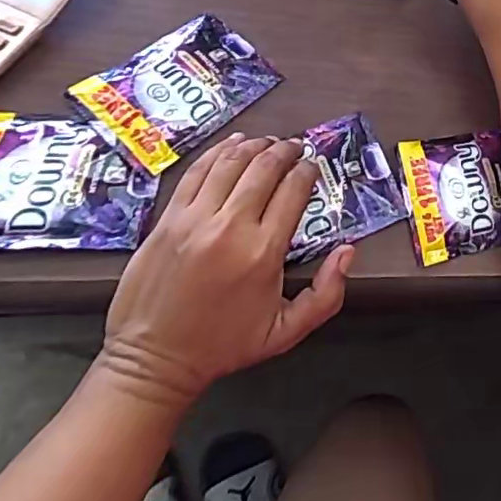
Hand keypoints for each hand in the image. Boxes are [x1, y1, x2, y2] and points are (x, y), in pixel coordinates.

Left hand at [99, 135, 353, 408]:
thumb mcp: (286, 332)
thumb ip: (327, 294)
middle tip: (295, 147)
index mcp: (263, 252)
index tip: (312, 166)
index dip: (307, 171)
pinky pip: (197, 171)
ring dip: (254, 145)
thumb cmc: (222, 346)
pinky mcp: (169, 217)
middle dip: (285, 151)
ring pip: (231, 163)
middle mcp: (231, 227)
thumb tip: (347, 250)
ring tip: (267, 141)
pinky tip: (232, 144)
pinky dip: (218, 151)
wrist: (153, 359)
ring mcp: (195, 218)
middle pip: (264, 168)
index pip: (293, 191)